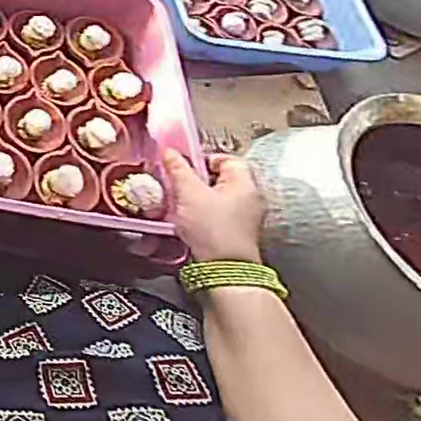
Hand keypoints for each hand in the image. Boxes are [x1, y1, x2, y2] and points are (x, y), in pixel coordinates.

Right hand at [162, 149, 264, 263]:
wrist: (223, 269)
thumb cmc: (212, 229)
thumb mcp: (189, 193)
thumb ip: (178, 169)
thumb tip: (170, 152)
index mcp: (244, 183)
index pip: (227, 158)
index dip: (203, 159)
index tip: (185, 166)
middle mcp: (250, 197)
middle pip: (221, 177)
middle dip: (197, 179)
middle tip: (179, 185)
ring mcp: (245, 216)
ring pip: (218, 196)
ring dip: (198, 197)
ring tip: (180, 203)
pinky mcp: (237, 231)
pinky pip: (218, 213)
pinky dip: (203, 212)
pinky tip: (189, 219)